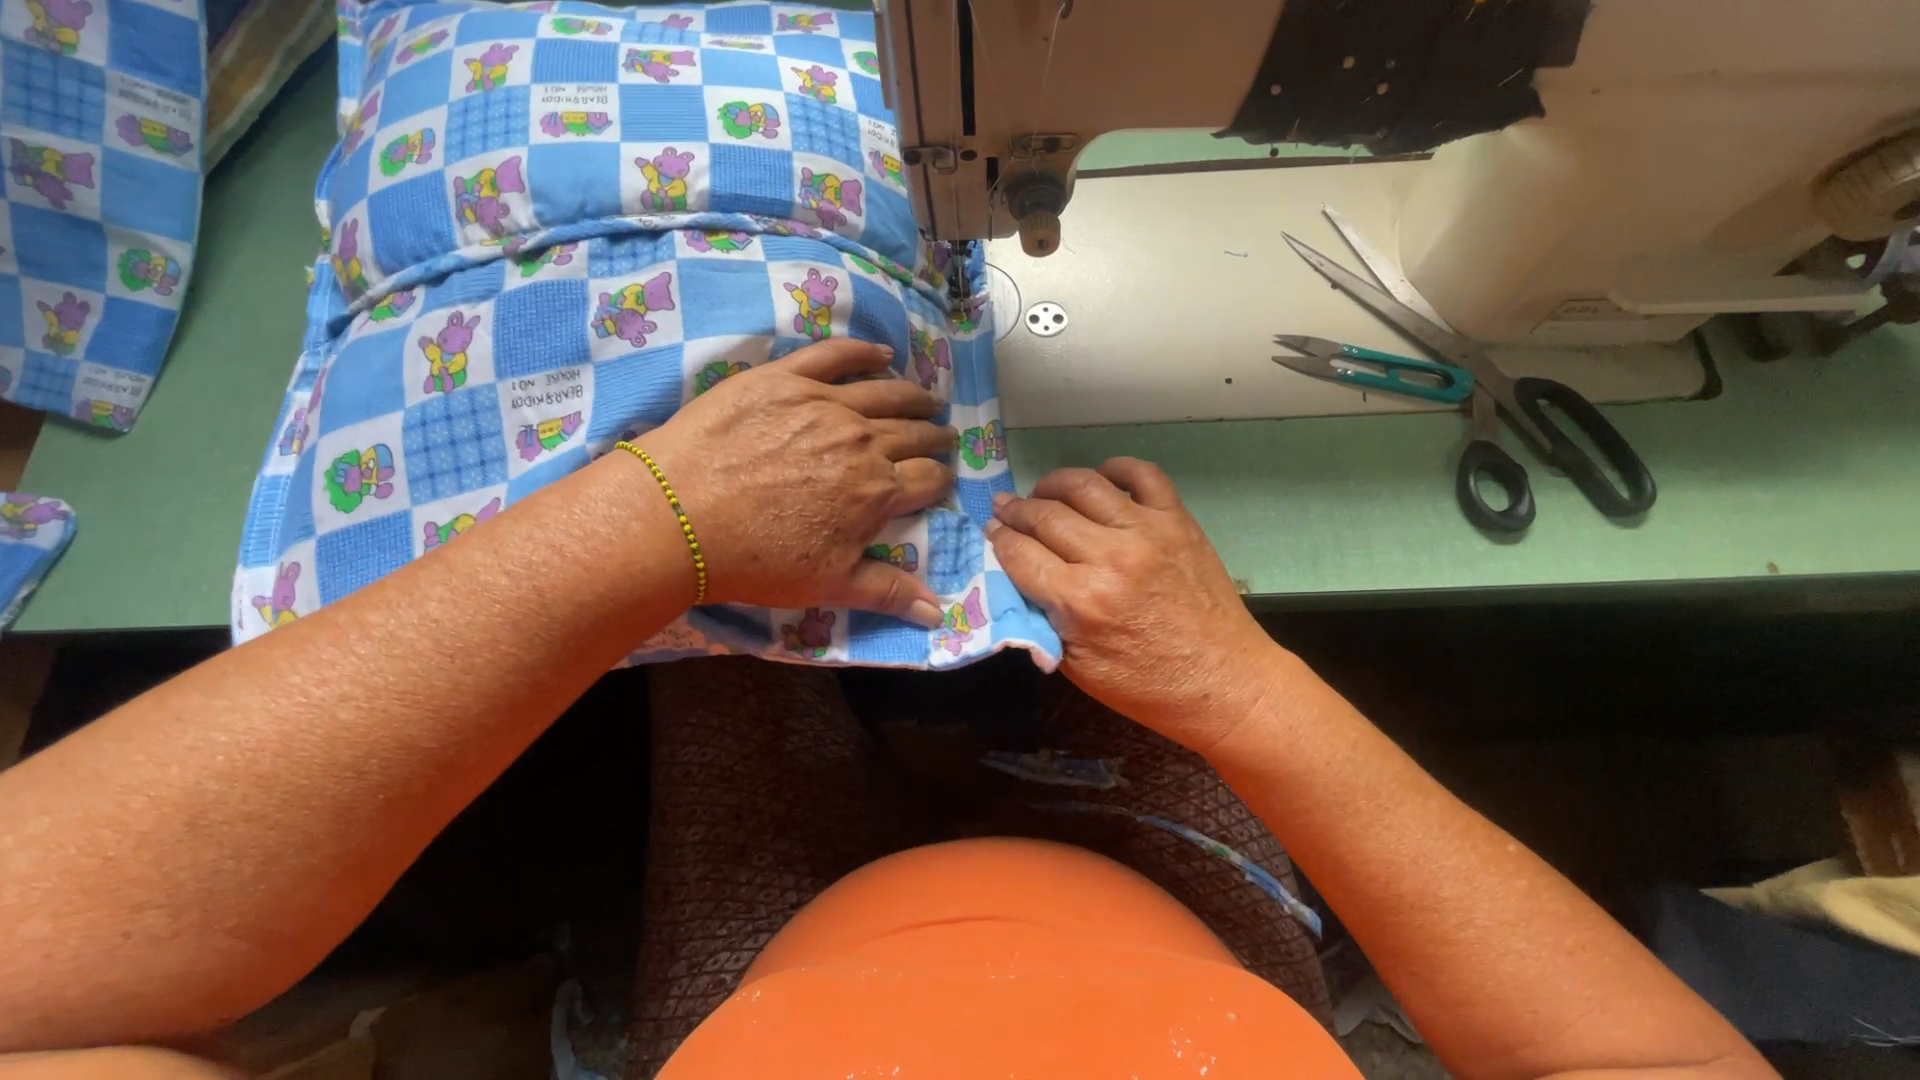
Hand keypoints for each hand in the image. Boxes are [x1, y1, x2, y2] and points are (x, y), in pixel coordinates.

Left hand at [640, 339, 953, 625]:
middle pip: (913, 433)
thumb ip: (888, 593)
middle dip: (935, 436)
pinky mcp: (785, 378)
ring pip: (886, 392)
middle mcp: (862, 441)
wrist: (678, 518)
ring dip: (915, 395)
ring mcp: (824, 404)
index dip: (941, 480)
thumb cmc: (756, 560)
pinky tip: (881, 353)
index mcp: (877, 491)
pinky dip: (863, 351)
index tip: (942, 479)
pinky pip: (834, 355)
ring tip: (930, 398)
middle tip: (945, 434)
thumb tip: (940, 615)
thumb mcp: (828, 585)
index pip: (928, 479)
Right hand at [986, 458, 1289, 752]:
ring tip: (1042, 492)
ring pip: (1085, 485)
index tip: (991, 532)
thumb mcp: (1075, 667)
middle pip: (1045, 514)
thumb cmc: (1145, 685)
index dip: (998, 539)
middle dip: (1016, 510)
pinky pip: (1142, 474)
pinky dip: (1116, 468)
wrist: (1222, 681)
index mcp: (1080, 601)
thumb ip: (1041, 619)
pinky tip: (1100, 478)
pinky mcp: (1178, 521)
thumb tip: (1015, 579)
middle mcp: (1110, 557)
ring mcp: (1147, 532)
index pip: (1019, 553)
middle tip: (1004, 508)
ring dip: (1053, 483)